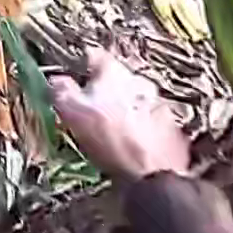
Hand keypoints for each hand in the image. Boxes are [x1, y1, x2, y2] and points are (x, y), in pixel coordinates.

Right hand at [52, 48, 189, 183]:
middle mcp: (141, 82)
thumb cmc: (108, 138)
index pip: (94, 54)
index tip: (72, 77)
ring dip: (124, 107)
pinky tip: (132, 142)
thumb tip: (57, 79)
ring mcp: (161, 106)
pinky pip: (152, 121)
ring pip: (135, 99)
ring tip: (113, 128)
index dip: (79, 64)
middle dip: (104, 88)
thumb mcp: (70, 110)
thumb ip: (60, 88)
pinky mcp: (175, 130)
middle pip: (116, 78)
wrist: (155, 178)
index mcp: (114, 71)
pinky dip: (142, 127)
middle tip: (91, 106)